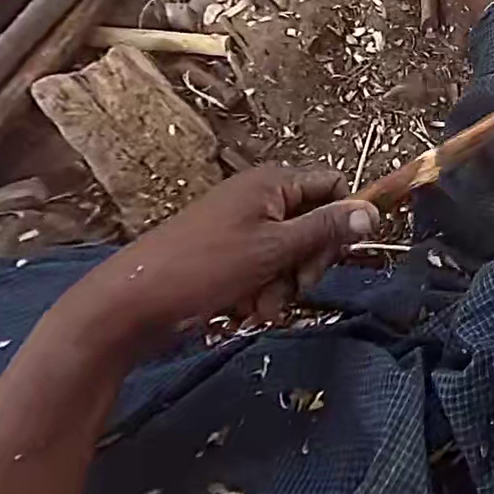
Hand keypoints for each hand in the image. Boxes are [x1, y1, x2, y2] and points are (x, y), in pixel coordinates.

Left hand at [55, 166, 379, 350]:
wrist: (120, 310)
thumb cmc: (202, 268)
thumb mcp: (275, 248)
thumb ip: (328, 228)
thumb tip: (373, 213)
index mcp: (273, 183)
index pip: (334, 186)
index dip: (343, 217)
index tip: (337, 252)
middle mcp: (261, 197)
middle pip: (317, 222)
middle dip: (311, 260)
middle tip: (297, 284)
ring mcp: (242, 226)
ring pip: (294, 250)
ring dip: (287, 281)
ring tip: (262, 304)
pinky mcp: (228, 254)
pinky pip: (268, 266)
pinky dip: (265, 289)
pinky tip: (247, 308)